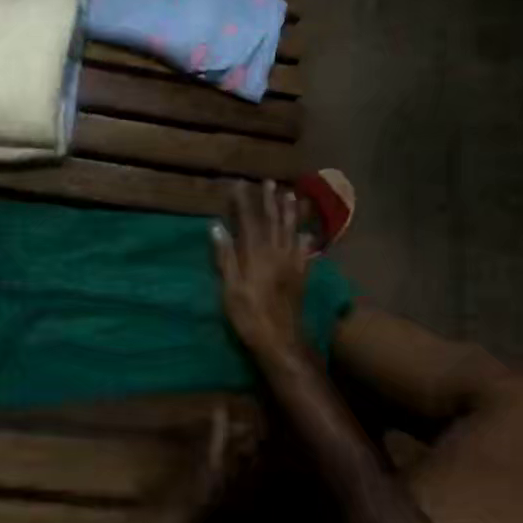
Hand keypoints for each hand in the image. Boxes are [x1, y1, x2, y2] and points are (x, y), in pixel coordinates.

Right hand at [211, 180, 311, 360]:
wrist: (280, 340)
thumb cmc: (249, 315)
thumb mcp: (230, 287)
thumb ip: (225, 256)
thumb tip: (216, 226)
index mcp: (256, 254)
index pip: (248, 221)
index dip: (243, 202)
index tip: (239, 185)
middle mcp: (276, 253)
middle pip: (273, 221)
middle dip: (269, 201)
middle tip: (269, 182)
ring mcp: (292, 264)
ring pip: (291, 231)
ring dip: (290, 212)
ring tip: (290, 196)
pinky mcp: (301, 276)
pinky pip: (305, 252)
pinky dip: (305, 240)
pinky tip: (306, 233)